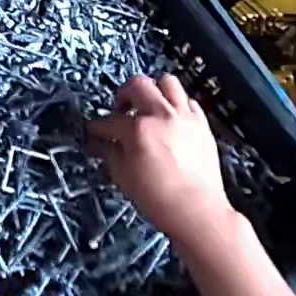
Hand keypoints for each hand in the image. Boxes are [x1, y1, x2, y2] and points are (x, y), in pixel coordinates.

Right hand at [87, 75, 237, 250]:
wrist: (198, 212)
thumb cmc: (159, 199)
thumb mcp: (124, 177)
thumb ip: (110, 153)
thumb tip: (100, 142)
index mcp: (138, 130)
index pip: (109, 120)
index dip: (97, 126)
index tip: (93, 129)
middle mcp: (161, 115)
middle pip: (138, 84)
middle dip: (124, 93)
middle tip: (121, 108)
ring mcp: (184, 117)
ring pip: (167, 82)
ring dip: (154, 90)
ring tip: (148, 105)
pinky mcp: (202, 124)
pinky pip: (188, 101)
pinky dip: (177, 105)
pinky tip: (171, 118)